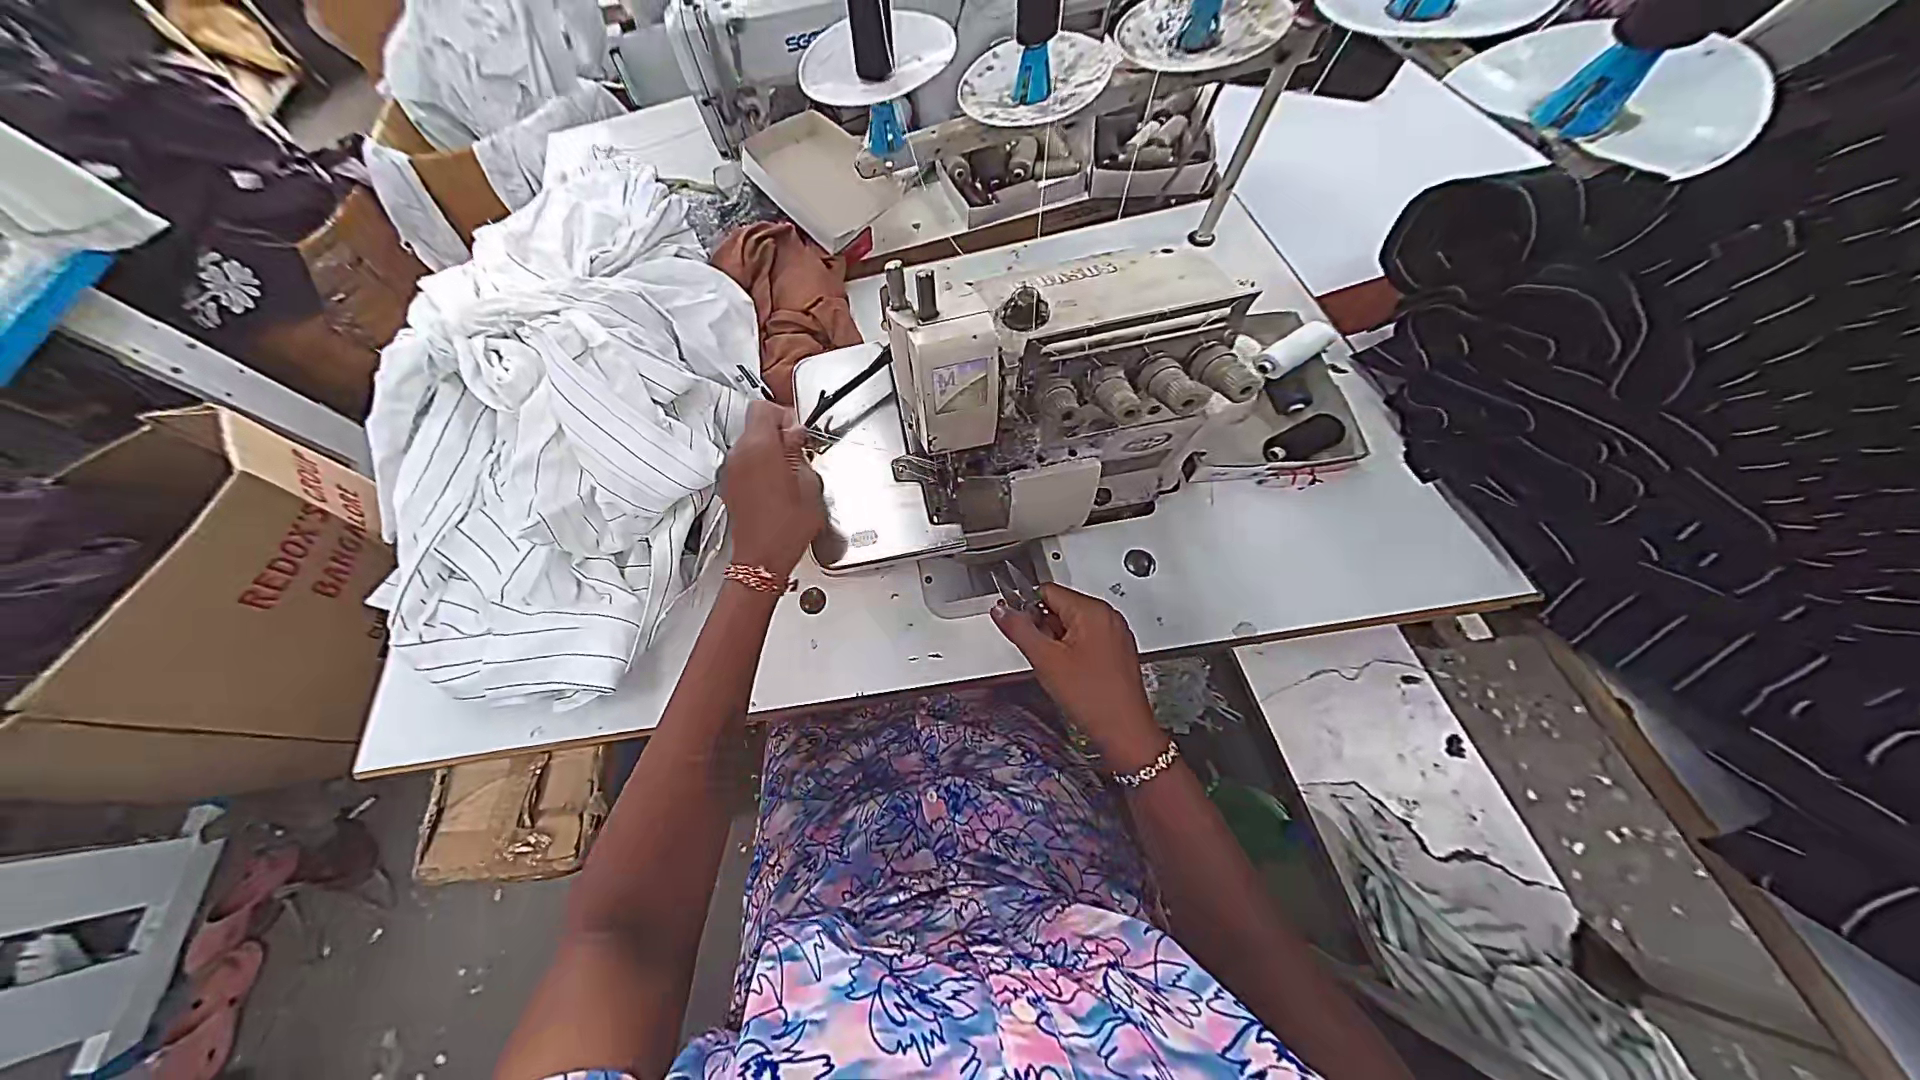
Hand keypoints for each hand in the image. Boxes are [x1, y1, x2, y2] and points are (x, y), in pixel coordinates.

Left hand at [720, 401, 824, 577]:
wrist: (764, 558)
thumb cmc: (786, 528)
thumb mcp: (809, 485)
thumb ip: (801, 452)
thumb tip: (796, 437)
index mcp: (759, 448)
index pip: (764, 408)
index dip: (785, 415)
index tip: (799, 431)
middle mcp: (739, 455)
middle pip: (755, 425)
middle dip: (779, 433)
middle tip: (800, 452)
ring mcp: (732, 471)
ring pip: (750, 444)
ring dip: (771, 451)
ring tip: (792, 472)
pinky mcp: (730, 485)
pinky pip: (746, 464)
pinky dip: (761, 466)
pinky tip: (780, 486)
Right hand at [991, 584, 1166, 770]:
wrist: (1124, 731)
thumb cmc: (1094, 698)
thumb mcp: (1046, 660)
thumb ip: (1019, 630)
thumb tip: (1001, 610)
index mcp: (1092, 610)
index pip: (1047, 591)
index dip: (1027, 608)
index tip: (1018, 626)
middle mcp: (1108, 616)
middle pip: (1060, 606)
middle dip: (1044, 628)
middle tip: (1044, 655)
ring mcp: (1115, 633)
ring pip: (1072, 624)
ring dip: (1057, 641)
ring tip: (1060, 668)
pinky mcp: (1117, 649)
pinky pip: (1086, 639)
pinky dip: (1072, 651)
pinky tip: (1072, 673)